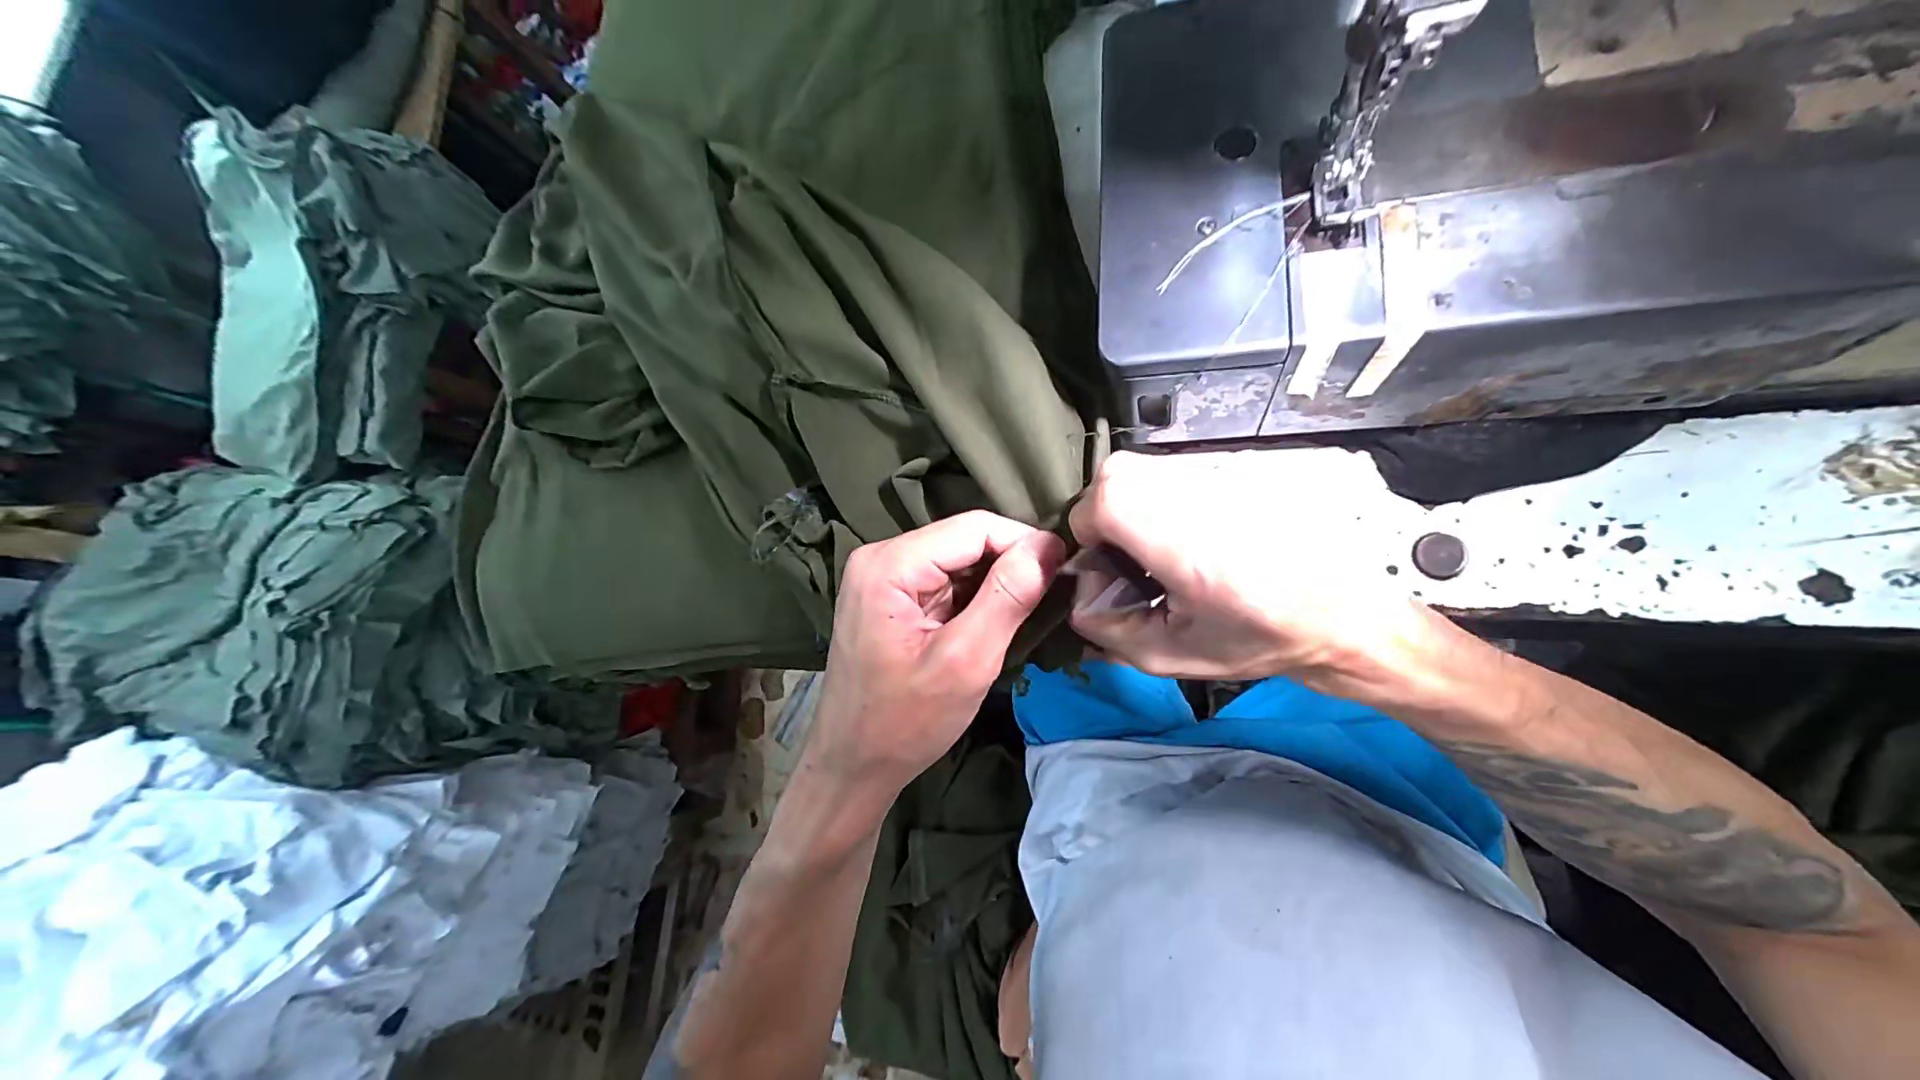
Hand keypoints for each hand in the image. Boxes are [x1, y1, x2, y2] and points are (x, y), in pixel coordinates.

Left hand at [805, 511, 1065, 798]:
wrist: (852, 765)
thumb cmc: (905, 723)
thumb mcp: (966, 662)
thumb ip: (1008, 597)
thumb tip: (1049, 546)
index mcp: (889, 564)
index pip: (974, 527)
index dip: (1025, 542)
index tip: (1066, 569)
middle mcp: (881, 557)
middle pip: (965, 538)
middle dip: (1012, 562)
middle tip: (1054, 593)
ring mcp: (883, 576)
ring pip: (959, 558)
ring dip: (997, 581)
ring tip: (1030, 610)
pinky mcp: (891, 597)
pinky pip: (945, 580)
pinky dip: (976, 596)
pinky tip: (997, 619)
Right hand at [1068, 450, 1455, 699]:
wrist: (1346, 614)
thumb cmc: (1261, 636)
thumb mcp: (1168, 654)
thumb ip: (1104, 626)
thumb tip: (1081, 591)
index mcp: (1173, 534)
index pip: (1089, 505)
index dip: (1090, 543)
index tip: (1114, 573)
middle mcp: (1194, 486)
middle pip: (1111, 479)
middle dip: (1110, 520)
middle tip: (1141, 563)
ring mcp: (1221, 466)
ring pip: (1144, 471)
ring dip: (1141, 508)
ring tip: (1177, 551)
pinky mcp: (1241, 462)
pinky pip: (1178, 471)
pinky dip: (1173, 500)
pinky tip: (1205, 537)